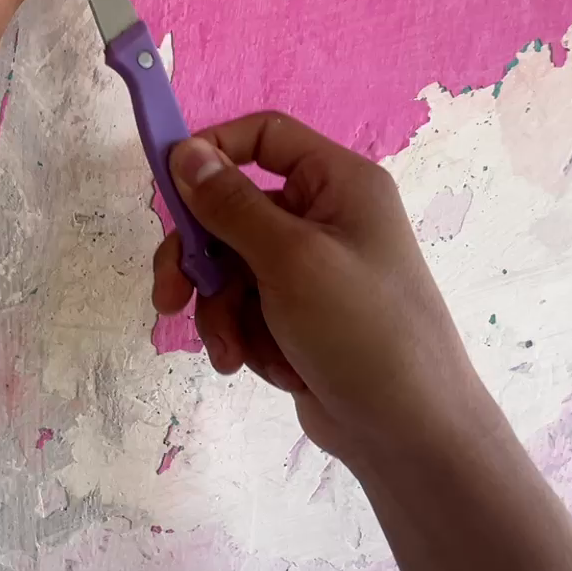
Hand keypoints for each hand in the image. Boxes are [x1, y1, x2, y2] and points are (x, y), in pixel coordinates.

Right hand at [152, 112, 507, 466]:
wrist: (405, 433)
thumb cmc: (360, 330)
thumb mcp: (288, 259)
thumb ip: (230, 204)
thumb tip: (183, 151)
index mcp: (335, 185)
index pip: (263, 137)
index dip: (212, 150)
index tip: (165, 183)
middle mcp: (319, 218)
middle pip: (228, 212)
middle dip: (196, 261)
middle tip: (168, 297)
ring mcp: (304, 269)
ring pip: (225, 267)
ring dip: (216, 310)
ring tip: (231, 350)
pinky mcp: (290, 312)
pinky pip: (238, 305)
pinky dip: (236, 333)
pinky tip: (251, 363)